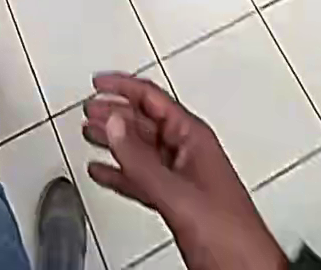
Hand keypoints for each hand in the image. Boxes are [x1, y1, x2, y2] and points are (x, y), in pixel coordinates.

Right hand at [82, 74, 287, 269]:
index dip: (123, 86)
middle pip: (143, 121)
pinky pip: (141, 178)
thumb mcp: (179, 193)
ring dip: (114, 140)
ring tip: (89, 133)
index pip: (151, 98)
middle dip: (113, 113)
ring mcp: (181, 177)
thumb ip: (142, 159)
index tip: (98, 83)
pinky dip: (120, 173)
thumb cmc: (232, 237)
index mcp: (192, 137)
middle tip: (88, 109)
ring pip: (140, 149)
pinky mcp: (176, 203)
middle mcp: (186, 151)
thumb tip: (113, 122)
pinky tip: (103, 172)